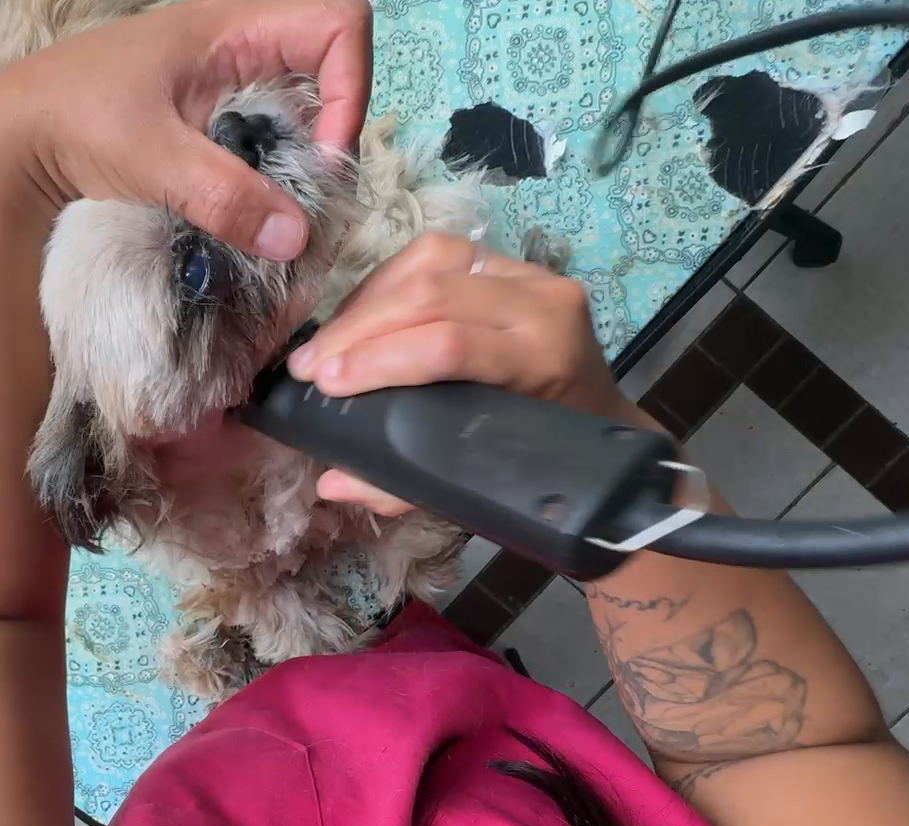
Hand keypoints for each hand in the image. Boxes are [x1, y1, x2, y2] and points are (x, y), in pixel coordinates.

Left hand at [0, 0, 372, 259]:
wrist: (22, 137)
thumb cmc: (77, 123)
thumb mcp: (153, 159)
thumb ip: (224, 196)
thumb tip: (296, 238)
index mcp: (232, 26)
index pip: (338, 24)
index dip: (351, 87)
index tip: (323, 156)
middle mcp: (238, 47)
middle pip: (328, 71)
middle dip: (331, 135)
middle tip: (308, 198)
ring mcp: (224, 83)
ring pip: (298, 112)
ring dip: (302, 163)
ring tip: (282, 215)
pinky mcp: (209, 120)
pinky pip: (264, 139)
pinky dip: (271, 176)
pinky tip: (253, 212)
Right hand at [286, 232, 652, 514]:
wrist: (600, 424)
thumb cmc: (539, 460)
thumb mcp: (475, 484)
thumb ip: (403, 487)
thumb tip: (330, 483)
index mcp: (543, 361)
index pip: (450, 344)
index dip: (379, 360)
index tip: (324, 385)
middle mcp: (542, 303)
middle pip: (434, 291)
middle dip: (357, 328)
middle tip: (307, 365)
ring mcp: (529, 274)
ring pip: (430, 260)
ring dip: (365, 302)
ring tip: (325, 342)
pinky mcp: (506, 263)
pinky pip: (434, 254)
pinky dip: (383, 284)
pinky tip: (354, 317)